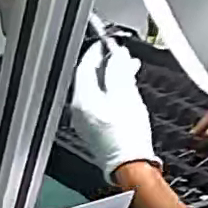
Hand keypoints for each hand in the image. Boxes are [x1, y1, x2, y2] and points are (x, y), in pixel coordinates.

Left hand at [69, 39, 156, 182]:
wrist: (129, 164)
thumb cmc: (127, 136)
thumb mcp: (126, 95)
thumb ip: (118, 72)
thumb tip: (116, 55)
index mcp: (82, 100)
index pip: (84, 68)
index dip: (97, 52)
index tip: (107, 43)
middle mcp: (78, 111)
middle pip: (88, 79)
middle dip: (106, 65)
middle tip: (121, 56)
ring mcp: (83, 121)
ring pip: (94, 91)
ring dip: (110, 78)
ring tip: (127, 71)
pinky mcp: (92, 128)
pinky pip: (98, 103)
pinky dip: (109, 92)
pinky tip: (123, 90)